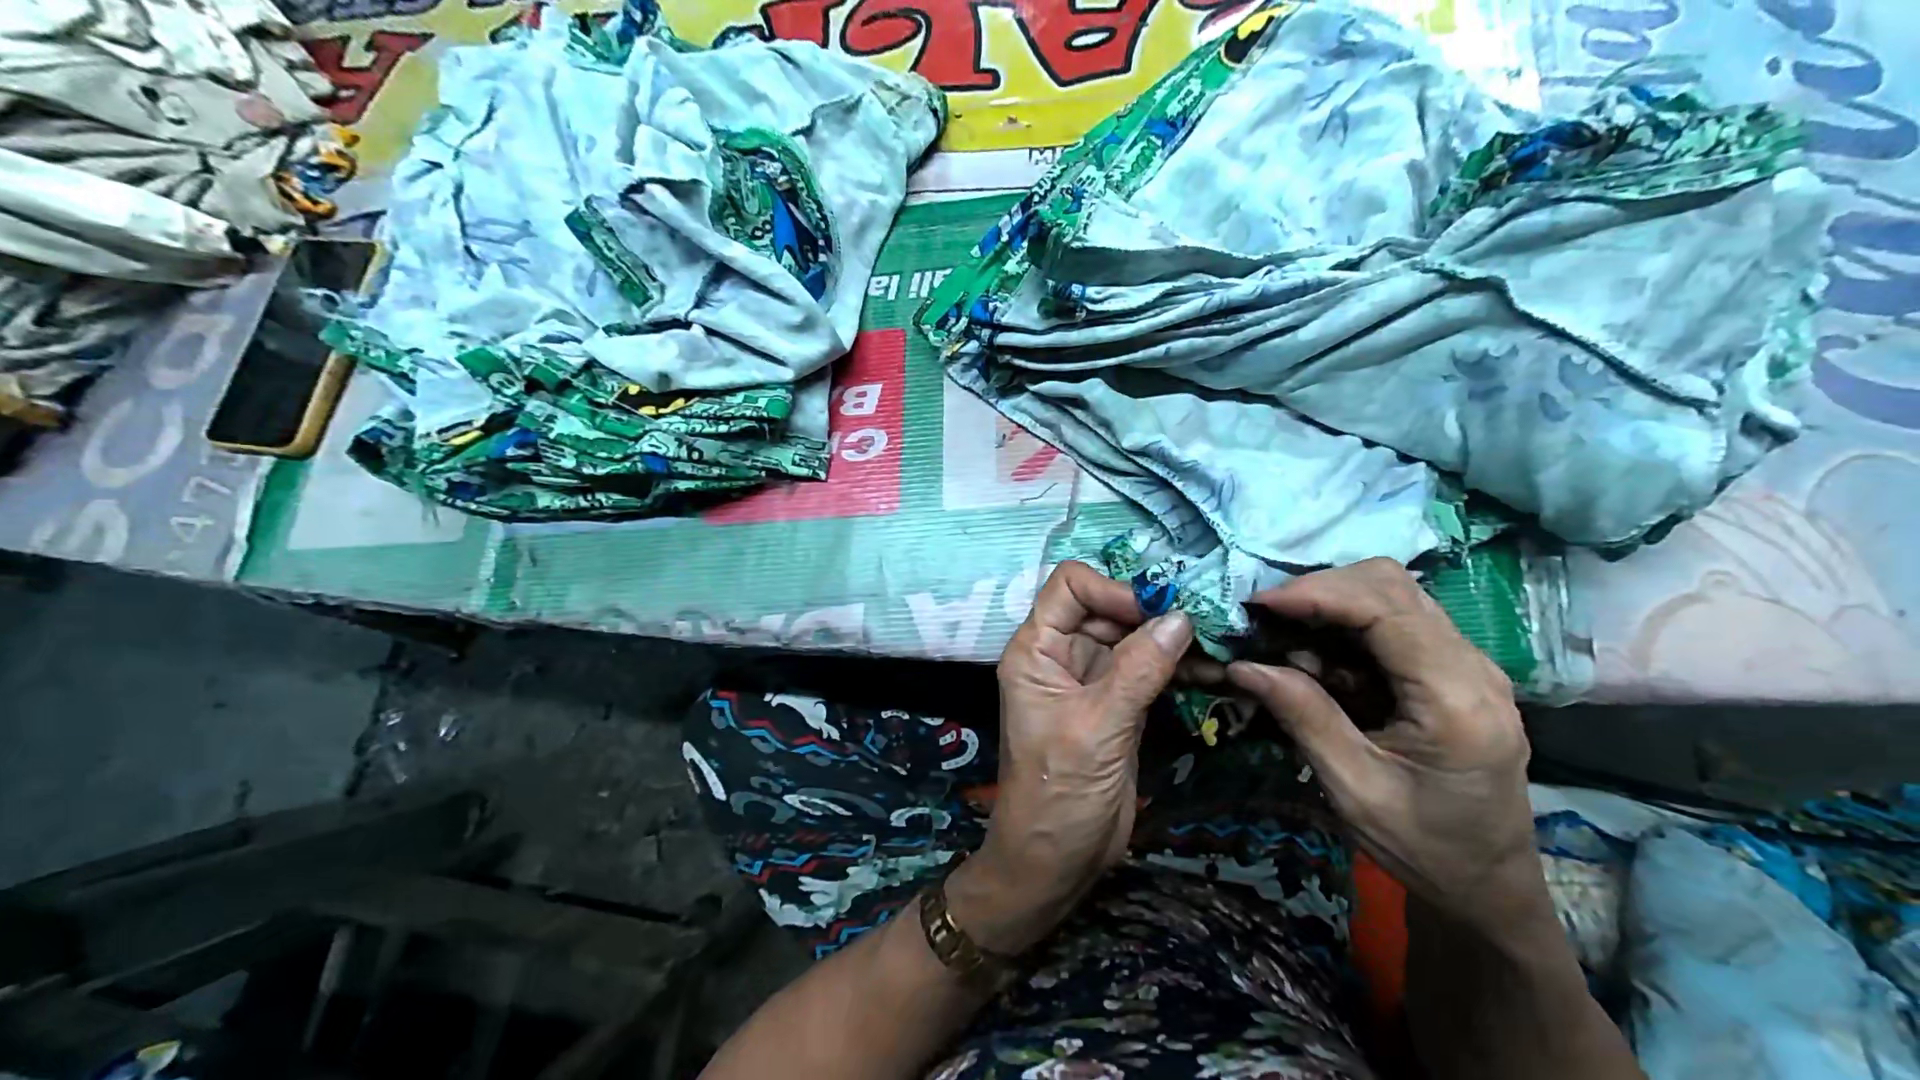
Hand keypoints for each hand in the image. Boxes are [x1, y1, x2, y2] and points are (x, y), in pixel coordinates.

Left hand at [948, 561, 1191, 955]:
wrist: (1055, 860)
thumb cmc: (1059, 793)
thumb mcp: (1098, 727)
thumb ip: (1138, 670)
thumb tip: (1181, 618)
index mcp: (1037, 650)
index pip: (1069, 587)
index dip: (1112, 590)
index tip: (1155, 614)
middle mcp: (1061, 655)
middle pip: (1107, 608)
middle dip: (1152, 613)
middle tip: (1208, 626)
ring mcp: (1092, 680)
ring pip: (1133, 638)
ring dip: (1172, 640)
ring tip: (1220, 646)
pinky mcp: (1118, 704)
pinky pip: (1148, 669)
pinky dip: (1177, 668)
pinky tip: (1213, 672)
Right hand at [1225, 558, 1540, 934]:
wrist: (1489, 884)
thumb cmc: (1424, 847)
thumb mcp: (1353, 789)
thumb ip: (1304, 718)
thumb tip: (1243, 665)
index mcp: (1455, 700)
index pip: (1386, 609)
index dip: (1317, 593)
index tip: (1258, 605)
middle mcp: (1473, 667)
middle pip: (1391, 585)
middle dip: (1319, 589)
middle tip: (1264, 618)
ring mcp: (1468, 664)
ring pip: (1393, 594)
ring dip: (1331, 602)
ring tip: (1283, 634)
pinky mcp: (1453, 669)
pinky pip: (1394, 620)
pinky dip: (1346, 623)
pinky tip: (1316, 656)